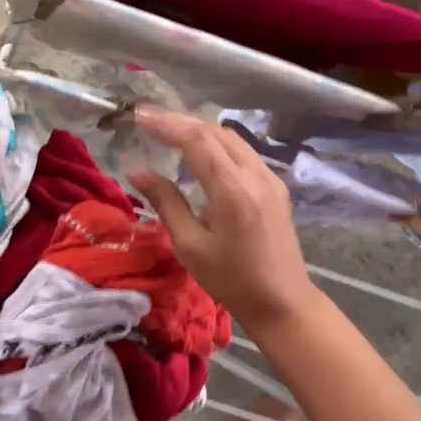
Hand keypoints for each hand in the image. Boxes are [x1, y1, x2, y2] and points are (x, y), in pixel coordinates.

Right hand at [130, 110, 318, 331]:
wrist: (283, 303)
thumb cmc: (231, 281)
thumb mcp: (190, 246)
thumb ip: (166, 202)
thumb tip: (137, 171)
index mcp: (233, 190)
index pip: (197, 140)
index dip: (167, 124)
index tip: (139, 117)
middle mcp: (255, 175)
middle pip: (215, 131)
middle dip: (179, 121)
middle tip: (147, 119)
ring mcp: (270, 178)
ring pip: (231, 138)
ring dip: (198, 129)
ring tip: (167, 129)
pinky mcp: (275, 186)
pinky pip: (242, 151)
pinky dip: (216, 143)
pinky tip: (198, 150)